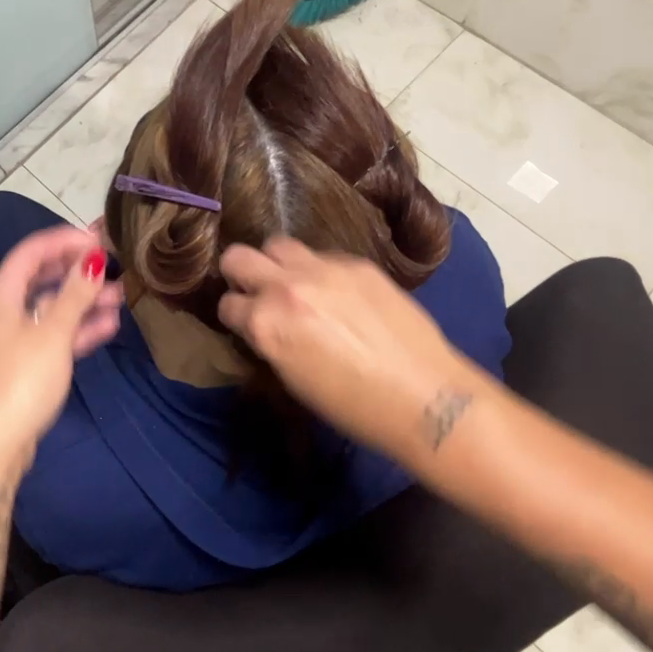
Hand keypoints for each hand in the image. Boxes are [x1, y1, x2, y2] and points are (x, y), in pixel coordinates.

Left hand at [0, 227, 122, 466]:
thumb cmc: (20, 381)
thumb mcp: (53, 333)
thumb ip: (75, 294)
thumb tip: (93, 259)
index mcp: (1, 295)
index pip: (32, 251)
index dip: (66, 240)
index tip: (101, 240)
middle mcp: (2, 311)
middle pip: (42, 278)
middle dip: (78, 272)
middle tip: (114, 268)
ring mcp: (12, 340)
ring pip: (50, 308)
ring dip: (83, 302)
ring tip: (121, 299)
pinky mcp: (23, 365)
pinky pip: (52, 336)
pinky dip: (76, 329)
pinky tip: (107, 327)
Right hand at [217, 237, 497, 463]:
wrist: (425, 396)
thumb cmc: (354, 406)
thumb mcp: (294, 380)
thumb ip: (271, 343)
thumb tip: (264, 329)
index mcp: (267, 323)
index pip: (227, 305)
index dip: (234, 317)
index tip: (244, 324)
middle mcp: (286, 287)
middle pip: (238, 256)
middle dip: (239, 274)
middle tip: (255, 292)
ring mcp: (323, 270)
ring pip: (278, 245)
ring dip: (278, 265)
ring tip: (295, 286)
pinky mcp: (356, 263)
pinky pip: (322, 257)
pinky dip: (319, 272)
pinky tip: (340, 297)